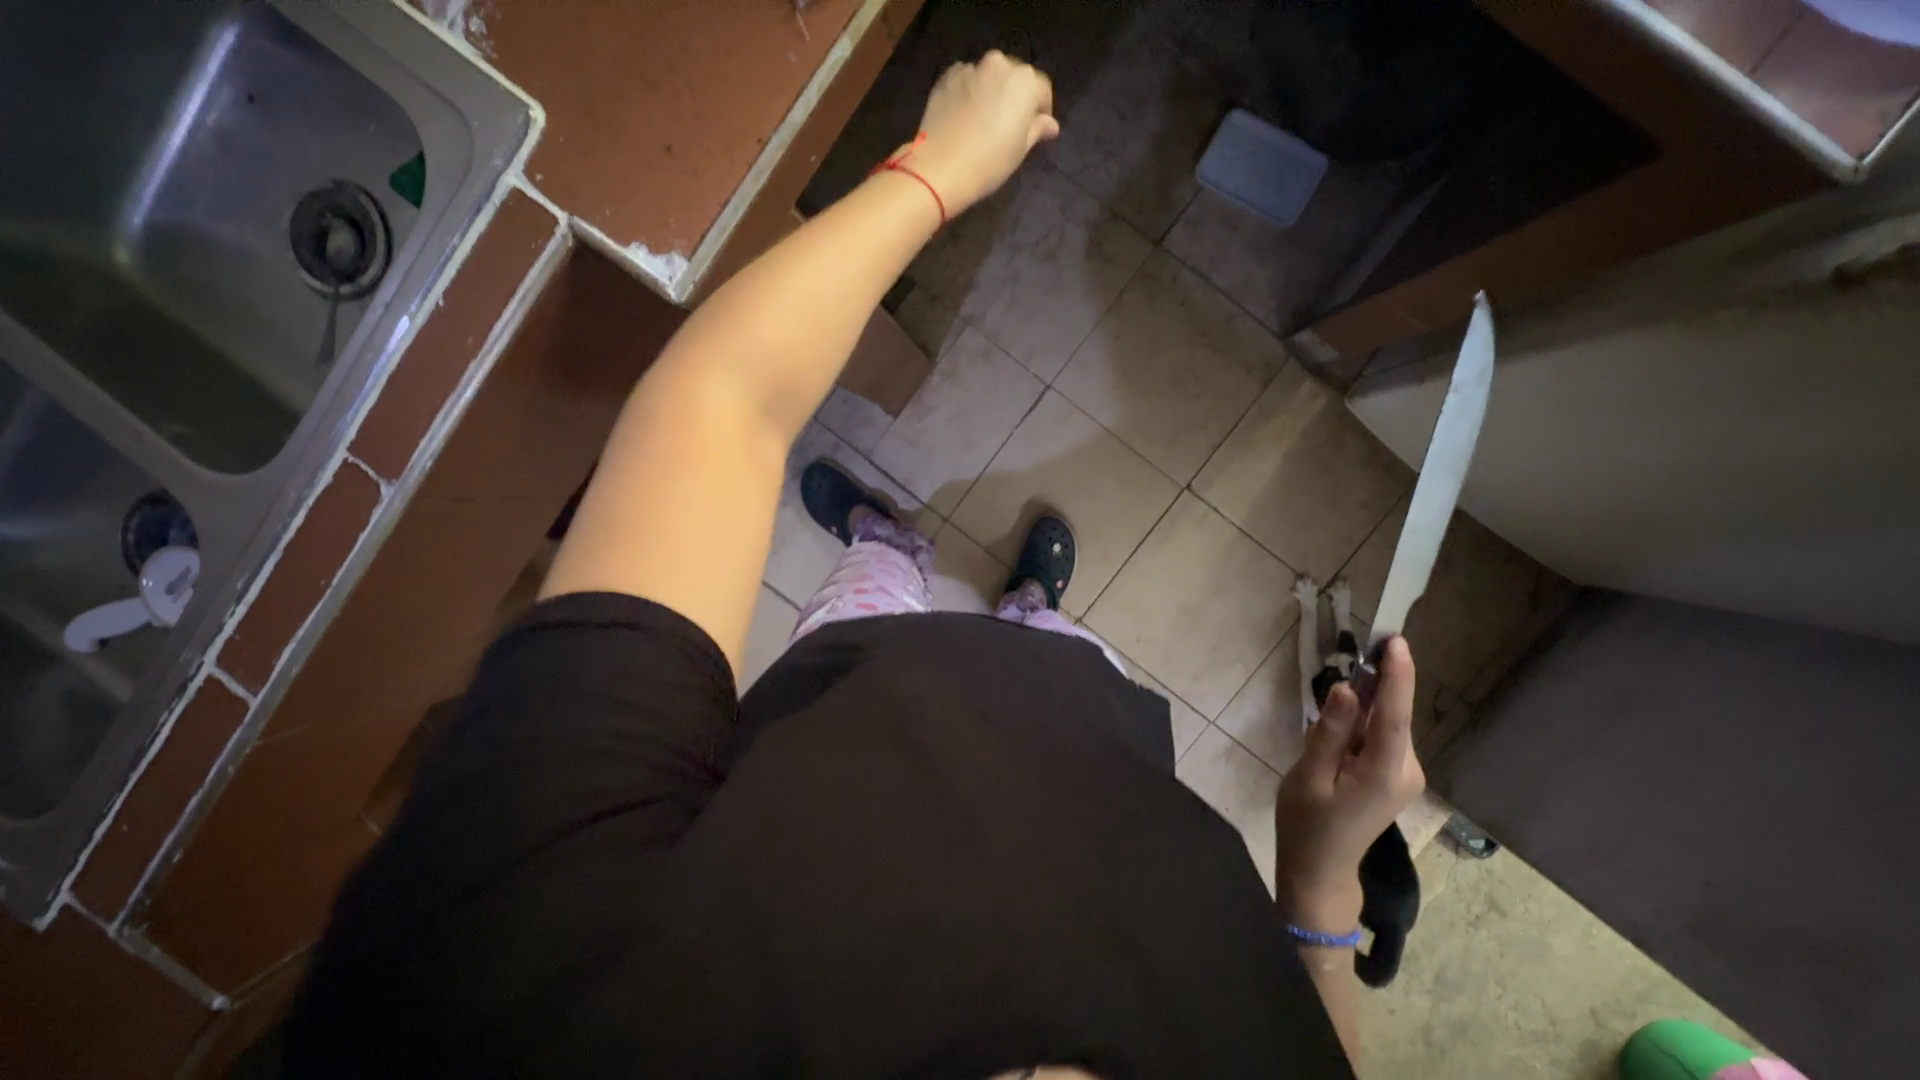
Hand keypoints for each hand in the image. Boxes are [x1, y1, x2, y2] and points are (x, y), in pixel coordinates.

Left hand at [904, 51, 1058, 214]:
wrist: (939, 167)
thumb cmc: (988, 162)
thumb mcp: (1020, 150)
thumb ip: (1037, 129)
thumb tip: (1050, 124)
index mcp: (1024, 81)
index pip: (1041, 88)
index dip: (1041, 108)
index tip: (1036, 127)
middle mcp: (999, 65)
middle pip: (1014, 76)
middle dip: (1015, 95)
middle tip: (1009, 122)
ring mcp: (970, 68)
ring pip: (989, 76)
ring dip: (991, 91)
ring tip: (984, 119)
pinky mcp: (946, 77)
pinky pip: (966, 80)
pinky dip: (969, 91)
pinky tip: (964, 115)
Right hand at [1272, 637, 1424, 930]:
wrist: (1319, 869)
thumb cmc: (1307, 824)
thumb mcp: (1309, 776)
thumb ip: (1330, 732)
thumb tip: (1347, 690)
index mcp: (1385, 771)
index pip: (1394, 714)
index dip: (1396, 676)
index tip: (1396, 641)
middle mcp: (1405, 770)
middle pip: (1389, 715)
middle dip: (1371, 688)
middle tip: (1342, 669)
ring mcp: (1403, 774)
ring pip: (1383, 725)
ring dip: (1360, 709)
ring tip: (1325, 726)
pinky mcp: (1393, 776)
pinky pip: (1379, 738)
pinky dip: (1359, 726)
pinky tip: (1334, 739)